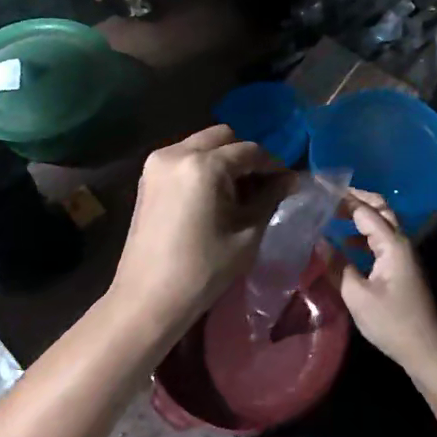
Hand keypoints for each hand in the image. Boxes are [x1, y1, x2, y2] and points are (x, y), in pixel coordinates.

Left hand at [110, 125, 292, 330]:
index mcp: (203, 165)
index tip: (288, 185)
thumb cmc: (203, 271)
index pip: (250, 151)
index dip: (274, 166)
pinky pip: (183, 159)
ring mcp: (156, 163)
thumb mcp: (247, 235)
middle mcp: (176, 153)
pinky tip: (212, 198)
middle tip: (261, 188)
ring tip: (237, 195)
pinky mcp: (146, 178)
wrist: (148, 298)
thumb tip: (290, 179)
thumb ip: (270, 198)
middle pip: (223, 138)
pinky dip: (202, 168)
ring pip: (201, 145)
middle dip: (245, 157)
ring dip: (223, 161)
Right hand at [335, 191, 436, 369]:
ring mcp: (404, 255)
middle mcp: (401, 243)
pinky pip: (382, 241)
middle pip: (381, 209)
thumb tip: (318, 242)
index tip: (318, 190)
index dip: (342, 199)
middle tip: (328, 198)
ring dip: (359, 216)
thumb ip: (337, 265)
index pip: (365, 211)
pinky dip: (363, 235)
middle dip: (355, 199)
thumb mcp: (357, 295)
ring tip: (331, 216)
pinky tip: (345, 245)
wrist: (424, 348)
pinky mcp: (402, 268)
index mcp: (392, 245)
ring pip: (383, 224)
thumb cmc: (390, 322)